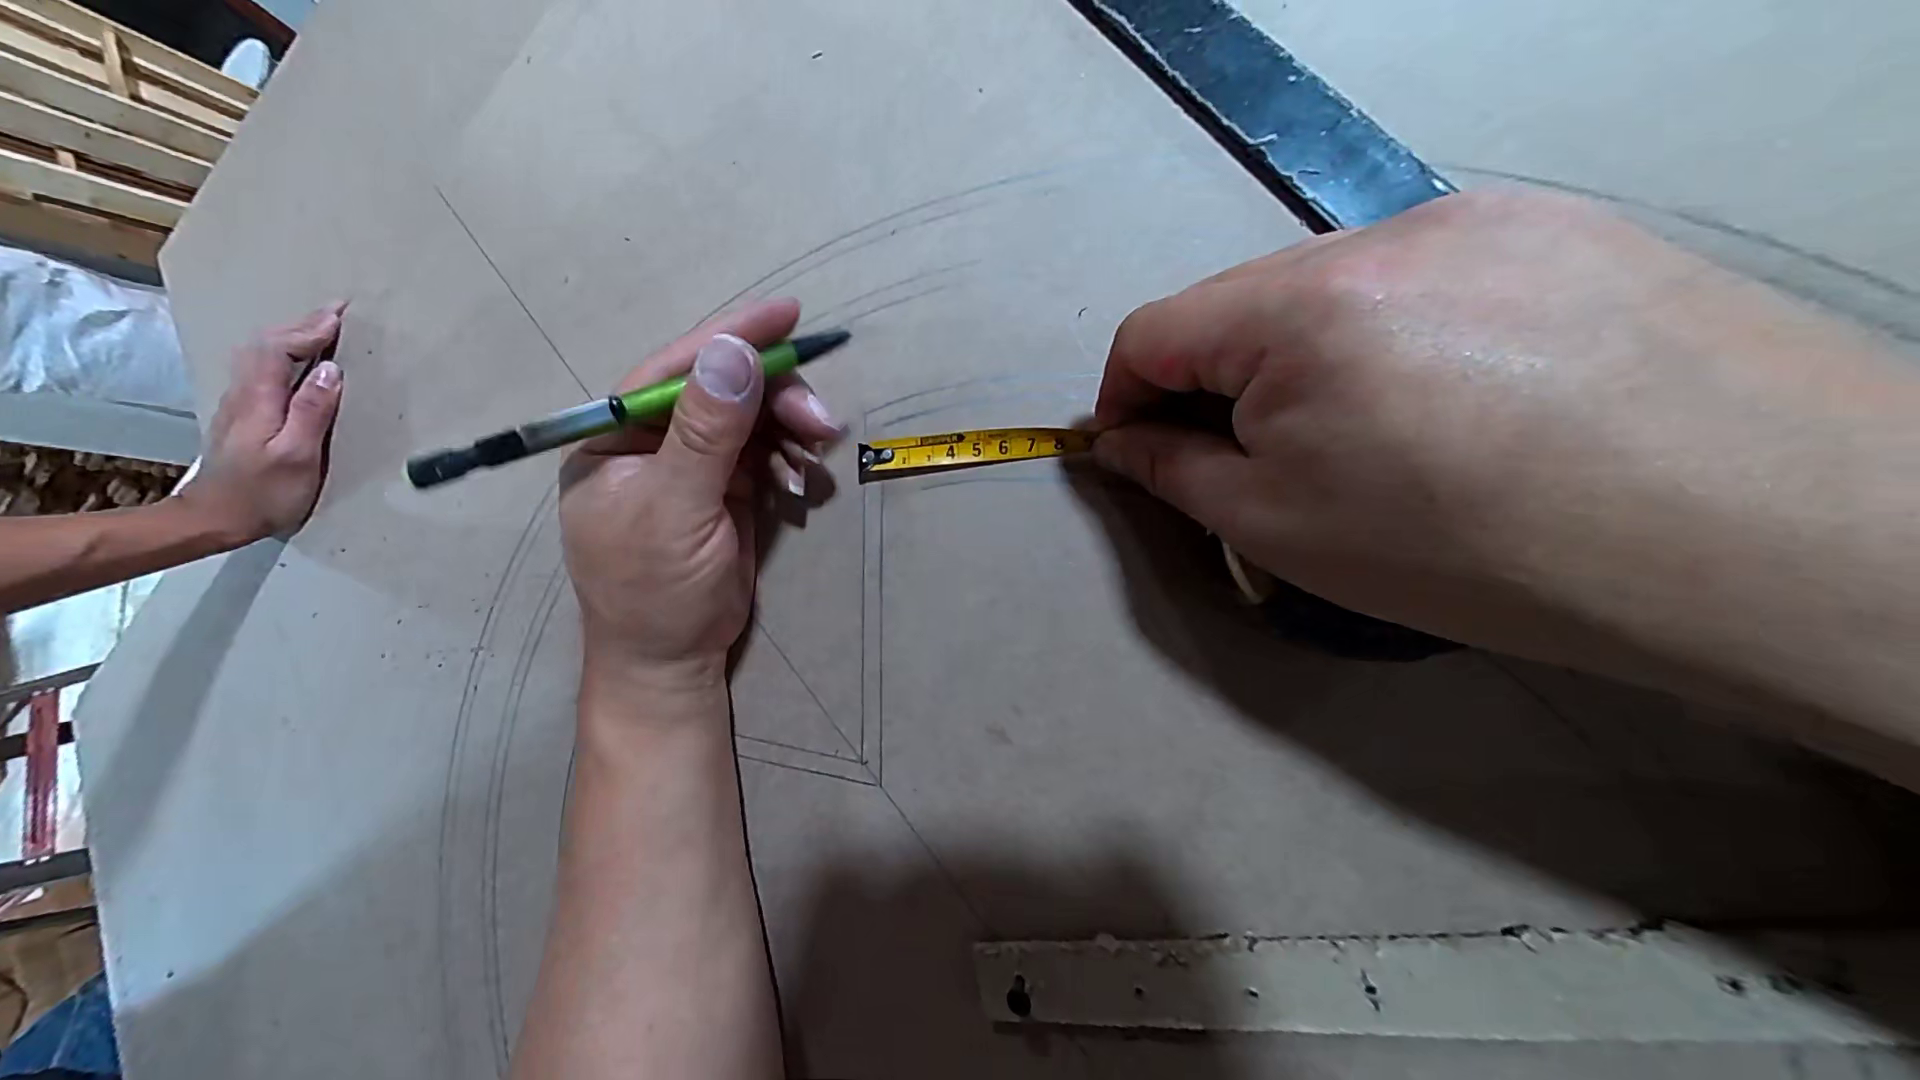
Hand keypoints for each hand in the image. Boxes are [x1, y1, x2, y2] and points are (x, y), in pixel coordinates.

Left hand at [179, 302, 347, 543]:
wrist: (217, 517)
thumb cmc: (265, 491)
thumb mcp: (298, 454)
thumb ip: (313, 411)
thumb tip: (330, 370)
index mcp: (259, 400)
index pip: (279, 349)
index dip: (309, 330)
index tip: (341, 315)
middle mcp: (245, 394)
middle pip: (266, 346)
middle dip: (302, 326)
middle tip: (338, 314)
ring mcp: (244, 405)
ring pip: (264, 357)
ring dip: (294, 339)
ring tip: (324, 331)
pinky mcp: (250, 417)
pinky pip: (268, 373)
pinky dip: (289, 358)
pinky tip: (306, 364)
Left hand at [558, 298, 844, 696]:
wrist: (672, 659)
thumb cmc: (655, 590)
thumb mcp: (676, 509)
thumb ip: (704, 432)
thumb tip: (733, 352)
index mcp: (615, 436)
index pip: (675, 369)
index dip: (731, 337)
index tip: (787, 313)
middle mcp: (653, 439)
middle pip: (721, 390)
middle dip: (776, 396)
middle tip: (822, 418)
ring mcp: (692, 463)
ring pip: (749, 419)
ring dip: (790, 425)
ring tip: (821, 445)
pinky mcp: (725, 487)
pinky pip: (763, 451)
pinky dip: (789, 454)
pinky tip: (805, 474)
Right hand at [1093, 190, 1919, 720]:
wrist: (1752, 539)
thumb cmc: (1462, 549)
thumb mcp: (1276, 525)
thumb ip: (1174, 470)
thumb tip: (1119, 440)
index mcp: (1300, 307)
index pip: (1152, 330)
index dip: (1123, 393)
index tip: (1134, 446)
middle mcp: (1385, 231)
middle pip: (1240, 302)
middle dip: (1214, 378)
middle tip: (1248, 454)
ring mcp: (1484, 218)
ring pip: (1330, 287)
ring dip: (1301, 356)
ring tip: (1358, 433)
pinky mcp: (1562, 227)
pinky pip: (1419, 277)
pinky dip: (1388, 334)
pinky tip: (1444, 397)